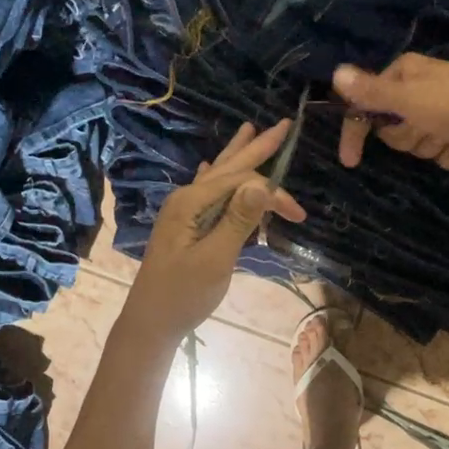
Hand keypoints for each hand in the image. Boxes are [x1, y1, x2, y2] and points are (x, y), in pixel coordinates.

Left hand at [126, 121, 306, 338]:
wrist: (150, 324)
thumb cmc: (183, 295)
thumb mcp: (215, 260)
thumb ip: (237, 221)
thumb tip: (261, 184)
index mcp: (191, 202)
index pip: (242, 182)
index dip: (273, 192)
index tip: (298, 215)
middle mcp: (185, 198)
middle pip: (229, 167)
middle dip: (257, 148)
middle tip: (283, 125)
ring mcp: (182, 210)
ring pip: (217, 174)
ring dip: (237, 155)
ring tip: (250, 130)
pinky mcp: (183, 224)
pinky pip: (205, 190)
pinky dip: (216, 176)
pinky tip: (210, 165)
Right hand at [333, 53, 448, 168]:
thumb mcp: (408, 98)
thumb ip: (371, 91)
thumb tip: (335, 73)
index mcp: (406, 70)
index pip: (367, 102)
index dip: (357, 131)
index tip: (350, 160)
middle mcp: (422, 85)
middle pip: (392, 126)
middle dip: (406, 136)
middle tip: (425, 130)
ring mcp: (443, 108)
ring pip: (416, 140)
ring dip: (429, 145)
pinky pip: (441, 150)